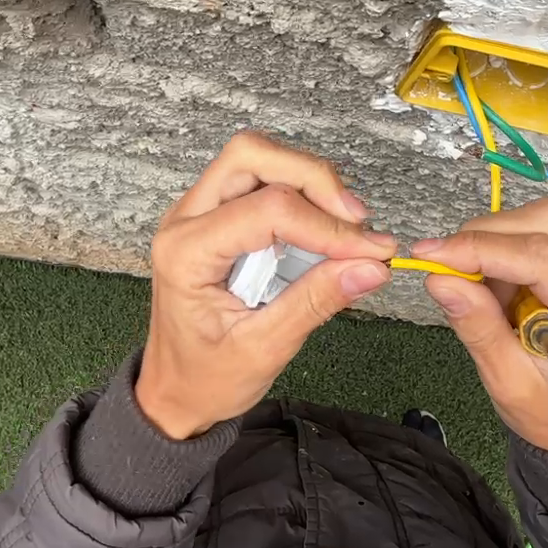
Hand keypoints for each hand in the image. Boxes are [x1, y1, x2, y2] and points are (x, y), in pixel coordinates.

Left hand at [138, 132, 396, 438]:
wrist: (175, 392)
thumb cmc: (206, 377)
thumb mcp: (264, 350)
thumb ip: (316, 301)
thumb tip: (370, 266)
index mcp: (185, 253)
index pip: (267, 211)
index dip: (328, 227)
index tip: (372, 251)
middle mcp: (185, 219)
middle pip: (252, 155)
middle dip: (313, 178)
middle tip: (356, 221)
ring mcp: (199, 212)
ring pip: (258, 157)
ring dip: (308, 181)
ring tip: (345, 227)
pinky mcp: (218, 215)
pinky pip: (261, 179)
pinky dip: (300, 193)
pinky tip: (324, 228)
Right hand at [413, 198, 547, 451]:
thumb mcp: (508, 384)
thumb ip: (478, 328)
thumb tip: (439, 278)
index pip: (547, 262)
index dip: (484, 249)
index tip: (430, 253)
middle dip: (486, 236)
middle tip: (448, 267)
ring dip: (498, 240)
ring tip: (480, 284)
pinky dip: (511, 244)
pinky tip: (501, 281)